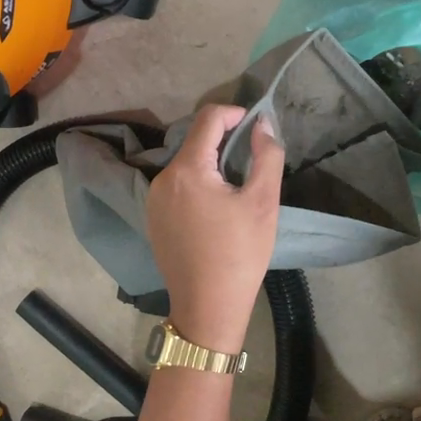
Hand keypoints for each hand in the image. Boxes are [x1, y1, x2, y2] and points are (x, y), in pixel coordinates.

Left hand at [147, 105, 284, 353]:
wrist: (208, 306)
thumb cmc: (240, 254)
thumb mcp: (263, 203)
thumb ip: (266, 155)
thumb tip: (263, 124)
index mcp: (187, 170)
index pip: (207, 119)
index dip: (234, 113)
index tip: (256, 125)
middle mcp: (163, 179)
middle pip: (195, 143)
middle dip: (224, 143)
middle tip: (252, 162)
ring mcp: (154, 200)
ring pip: (186, 166)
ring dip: (211, 166)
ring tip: (237, 189)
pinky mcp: (154, 219)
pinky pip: (177, 188)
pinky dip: (198, 186)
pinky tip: (216, 211)